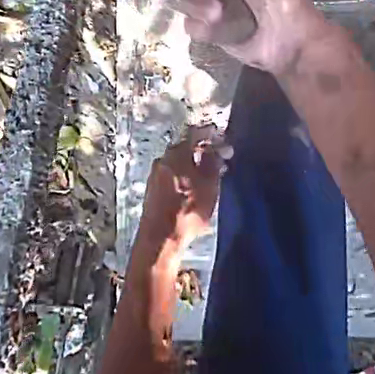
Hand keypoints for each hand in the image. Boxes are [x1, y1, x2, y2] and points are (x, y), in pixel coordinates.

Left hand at [136, 124, 227, 253]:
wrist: (160, 239)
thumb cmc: (187, 211)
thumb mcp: (210, 185)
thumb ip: (214, 162)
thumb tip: (217, 148)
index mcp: (176, 153)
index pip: (195, 133)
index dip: (211, 134)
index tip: (222, 138)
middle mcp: (162, 159)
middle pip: (185, 147)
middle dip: (203, 151)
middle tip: (220, 158)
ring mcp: (155, 175)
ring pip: (178, 163)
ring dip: (194, 165)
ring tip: (210, 177)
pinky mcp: (152, 191)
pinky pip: (172, 175)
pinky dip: (185, 177)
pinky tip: (194, 189)